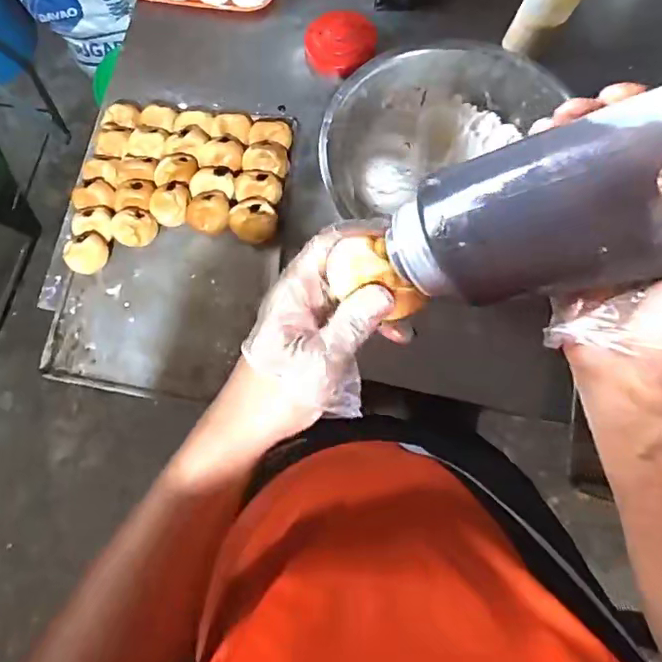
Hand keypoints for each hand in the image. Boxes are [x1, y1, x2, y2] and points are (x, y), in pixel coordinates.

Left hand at [243, 221, 404, 406]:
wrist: (250, 428)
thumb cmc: (276, 393)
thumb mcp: (321, 359)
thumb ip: (353, 322)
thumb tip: (385, 291)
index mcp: (294, 289)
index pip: (325, 243)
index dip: (357, 233)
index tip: (392, 236)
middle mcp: (301, 294)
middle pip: (341, 263)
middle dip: (376, 264)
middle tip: (411, 273)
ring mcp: (308, 314)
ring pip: (348, 288)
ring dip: (378, 294)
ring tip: (410, 307)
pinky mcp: (316, 334)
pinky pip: (348, 313)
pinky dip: (371, 317)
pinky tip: (395, 334)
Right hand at [535, 86, 661, 435]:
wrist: (637, 399)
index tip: (647, 99)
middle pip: (640, 152)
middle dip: (612, 122)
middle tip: (585, 109)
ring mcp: (618, 232)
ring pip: (596, 172)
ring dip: (573, 142)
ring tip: (550, 125)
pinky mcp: (576, 248)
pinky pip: (561, 204)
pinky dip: (544, 178)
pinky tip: (526, 160)